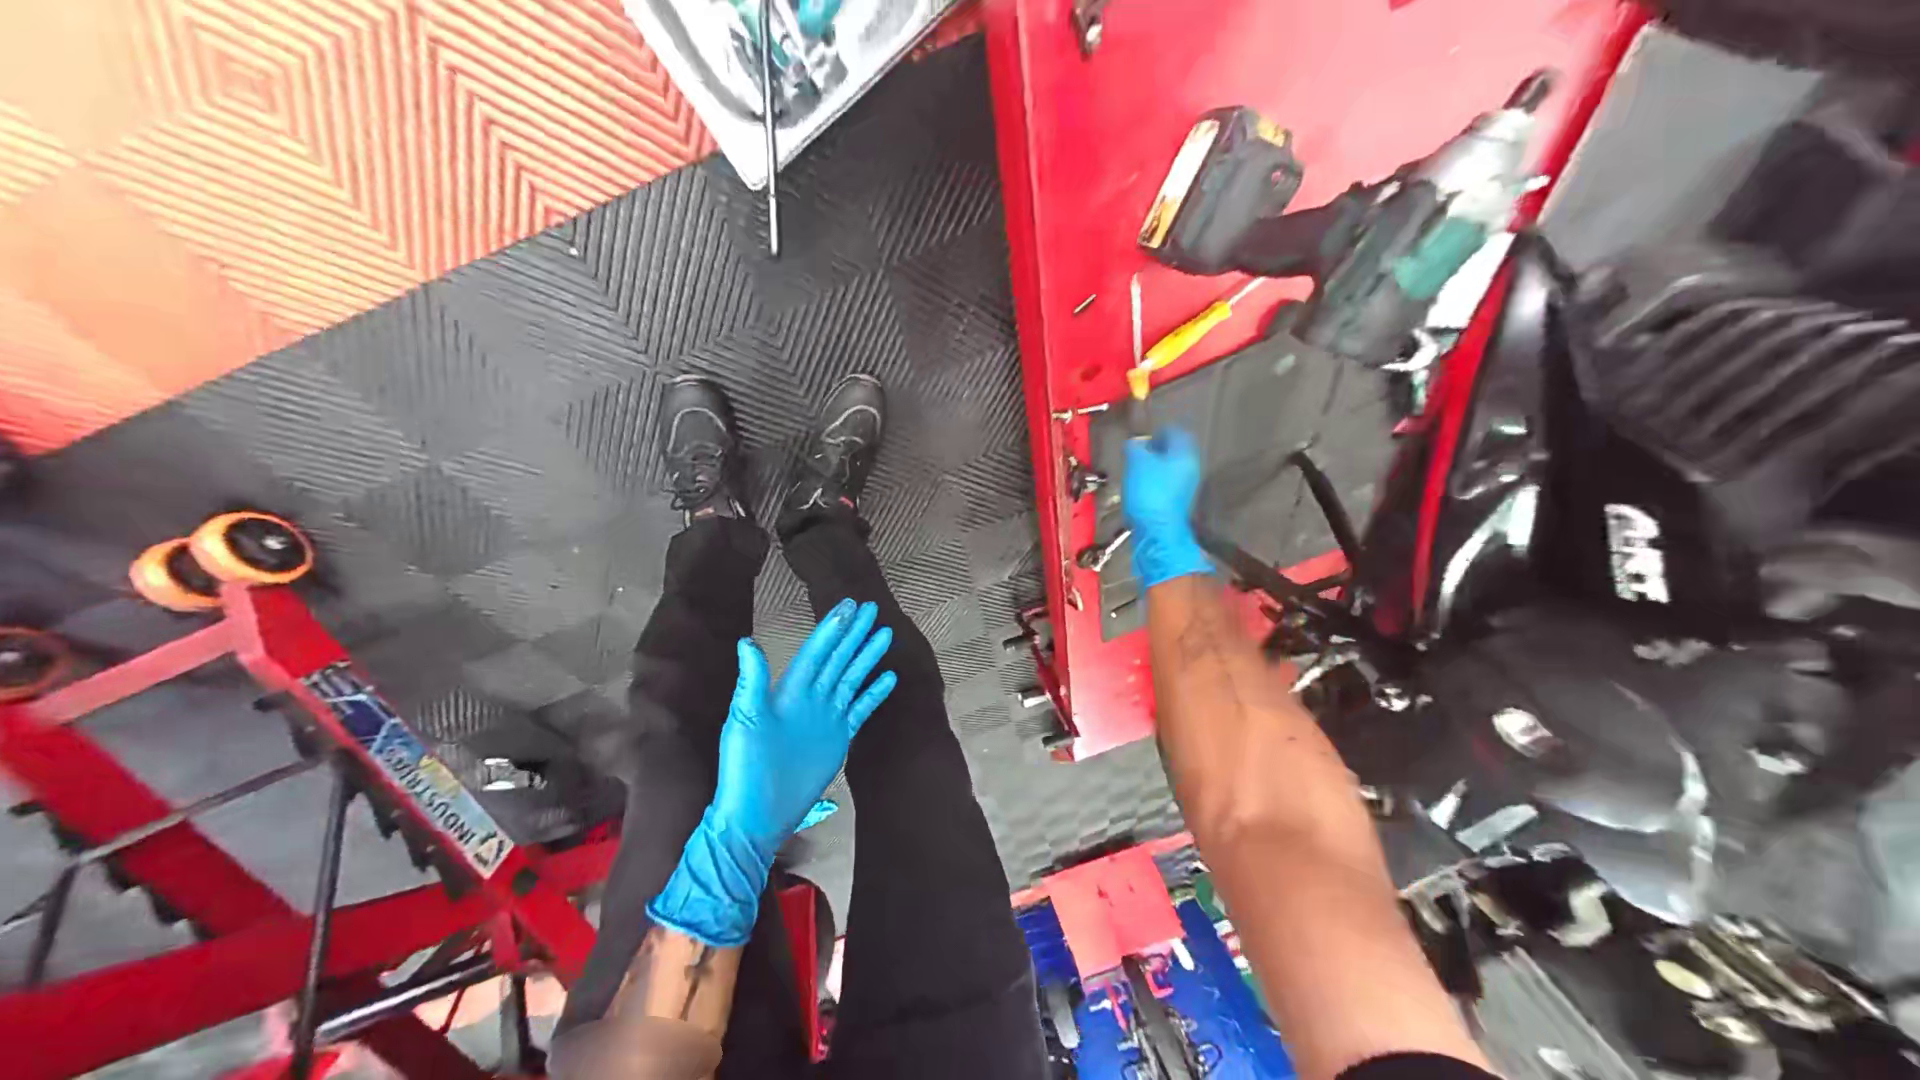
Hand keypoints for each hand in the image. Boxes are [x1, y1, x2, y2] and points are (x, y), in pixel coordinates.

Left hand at [648, 598, 896, 945]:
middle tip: (871, 608)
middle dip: (854, 633)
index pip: (816, 651)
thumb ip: (752, 681)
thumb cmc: (745, 767)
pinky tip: (889, 677)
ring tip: (885, 634)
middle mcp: (811, 698)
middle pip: (838, 658)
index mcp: (789, 690)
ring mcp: (827, 717)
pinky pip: (860, 708)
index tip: (848, 606)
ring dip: (867, 657)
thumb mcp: (744, 720)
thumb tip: (748, 641)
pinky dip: (874, 693)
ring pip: (852, 678)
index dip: (832, 628)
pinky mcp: (839, 738)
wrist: (757, 814)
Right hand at [1122, 428, 1213, 587]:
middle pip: (1174, 451)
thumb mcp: (1137, 463)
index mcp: (1184, 454)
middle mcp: (1190, 468)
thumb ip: (1135, 447)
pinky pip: (1166, 484)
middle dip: (1155, 450)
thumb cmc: (1149, 492)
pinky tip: (1140, 488)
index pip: (1175, 432)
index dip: (1157, 432)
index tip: (1141, 438)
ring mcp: (1185, 487)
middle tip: (1137, 454)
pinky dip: (1154, 481)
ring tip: (1135, 471)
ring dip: (1153, 466)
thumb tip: (1135, 442)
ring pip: (1170, 468)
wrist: (1157, 532)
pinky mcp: (1176, 502)